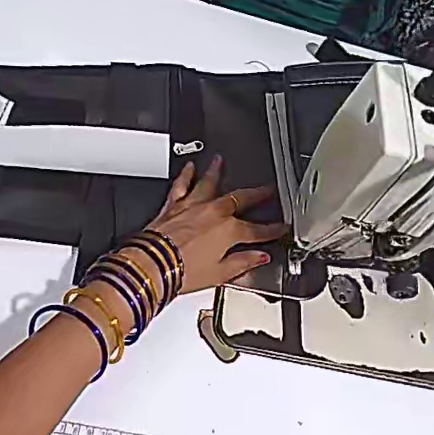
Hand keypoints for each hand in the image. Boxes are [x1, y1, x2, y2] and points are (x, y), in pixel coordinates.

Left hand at [143, 157, 288, 293]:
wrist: (152, 265)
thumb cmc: (182, 271)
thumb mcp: (220, 274)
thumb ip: (243, 262)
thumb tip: (258, 258)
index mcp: (229, 231)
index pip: (257, 230)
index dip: (272, 230)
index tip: (281, 227)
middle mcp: (213, 213)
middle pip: (241, 199)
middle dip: (257, 194)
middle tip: (267, 189)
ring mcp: (194, 206)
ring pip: (209, 183)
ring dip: (217, 171)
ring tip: (221, 161)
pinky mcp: (174, 205)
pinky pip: (182, 185)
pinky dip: (186, 175)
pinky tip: (189, 167)